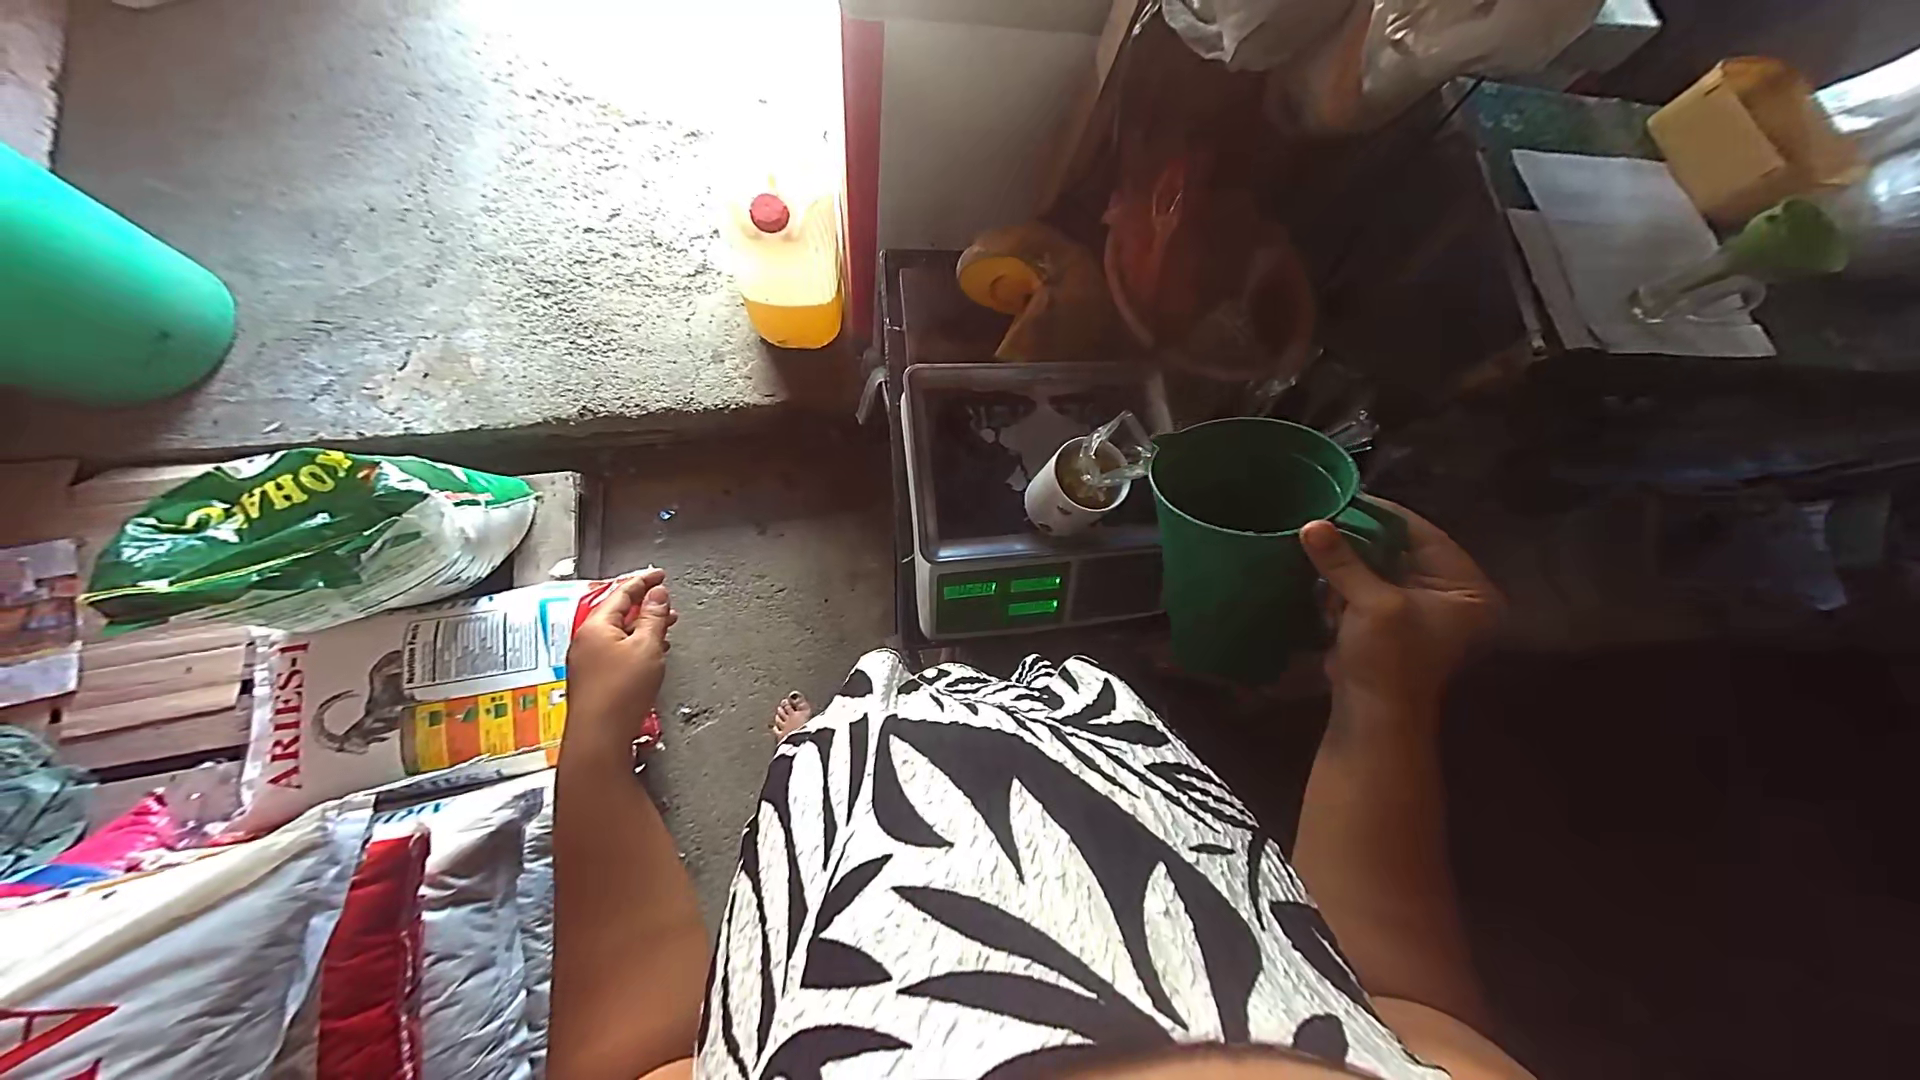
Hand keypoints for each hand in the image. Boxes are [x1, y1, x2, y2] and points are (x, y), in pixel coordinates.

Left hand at [565, 568, 677, 744]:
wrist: (600, 735)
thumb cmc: (620, 692)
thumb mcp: (648, 646)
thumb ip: (655, 617)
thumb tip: (658, 595)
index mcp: (596, 626)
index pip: (622, 593)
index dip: (644, 581)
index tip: (659, 575)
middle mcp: (586, 640)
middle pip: (618, 611)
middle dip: (645, 604)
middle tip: (665, 599)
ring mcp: (588, 659)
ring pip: (618, 631)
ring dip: (643, 625)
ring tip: (665, 625)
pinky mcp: (593, 676)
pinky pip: (616, 648)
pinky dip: (636, 643)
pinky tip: (651, 651)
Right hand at [1301, 500, 1502, 715]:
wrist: (1372, 713)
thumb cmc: (1390, 659)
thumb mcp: (1371, 603)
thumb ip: (1344, 561)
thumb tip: (1312, 523)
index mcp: (1466, 588)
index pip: (1424, 535)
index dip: (1384, 514)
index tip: (1347, 495)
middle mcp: (1447, 593)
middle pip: (1398, 548)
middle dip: (1359, 537)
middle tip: (1324, 515)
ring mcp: (1415, 605)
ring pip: (1376, 564)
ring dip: (1346, 560)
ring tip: (1316, 541)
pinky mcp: (1385, 617)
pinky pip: (1363, 583)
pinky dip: (1342, 579)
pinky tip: (1320, 572)